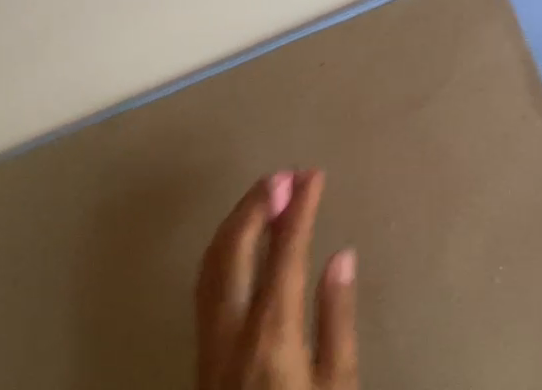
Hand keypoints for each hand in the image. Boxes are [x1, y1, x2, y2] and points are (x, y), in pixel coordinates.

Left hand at [196, 170, 358, 389]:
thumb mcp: (339, 388)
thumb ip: (337, 320)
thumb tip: (341, 256)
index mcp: (272, 336)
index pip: (284, 252)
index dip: (299, 208)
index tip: (313, 175)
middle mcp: (231, 333)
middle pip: (233, 249)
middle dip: (257, 204)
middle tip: (284, 174)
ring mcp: (209, 345)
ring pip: (210, 265)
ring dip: (235, 222)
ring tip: (264, 195)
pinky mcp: (201, 356)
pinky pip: (206, 285)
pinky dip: (223, 249)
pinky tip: (241, 242)